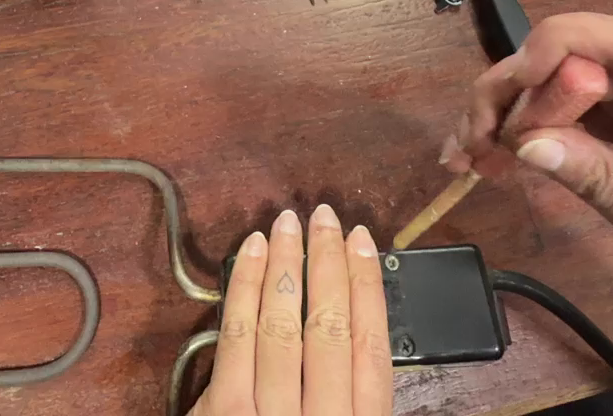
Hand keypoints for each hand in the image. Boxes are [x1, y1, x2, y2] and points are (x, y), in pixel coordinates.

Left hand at [190, 205, 392, 415]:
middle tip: (326, 216)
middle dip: (328, 263)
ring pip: (283, 324)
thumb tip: (363, 332)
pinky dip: (246, 287)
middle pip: (330, 328)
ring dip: (287, 264)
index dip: (370, 286)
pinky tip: (253, 252)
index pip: (375, 349)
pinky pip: (237, 336)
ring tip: (289, 222)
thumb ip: (353, 401)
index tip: (365, 240)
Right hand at [447, 12, 612, 335]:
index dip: (565, 45)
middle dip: (519, 83)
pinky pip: (574, 100)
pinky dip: (530, 121)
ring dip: (514, 103)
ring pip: (569, 72)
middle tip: (470, 136)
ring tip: (470, 149)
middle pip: (586, 52)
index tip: (511, 85)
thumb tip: (527, 143)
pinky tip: (497, 149)